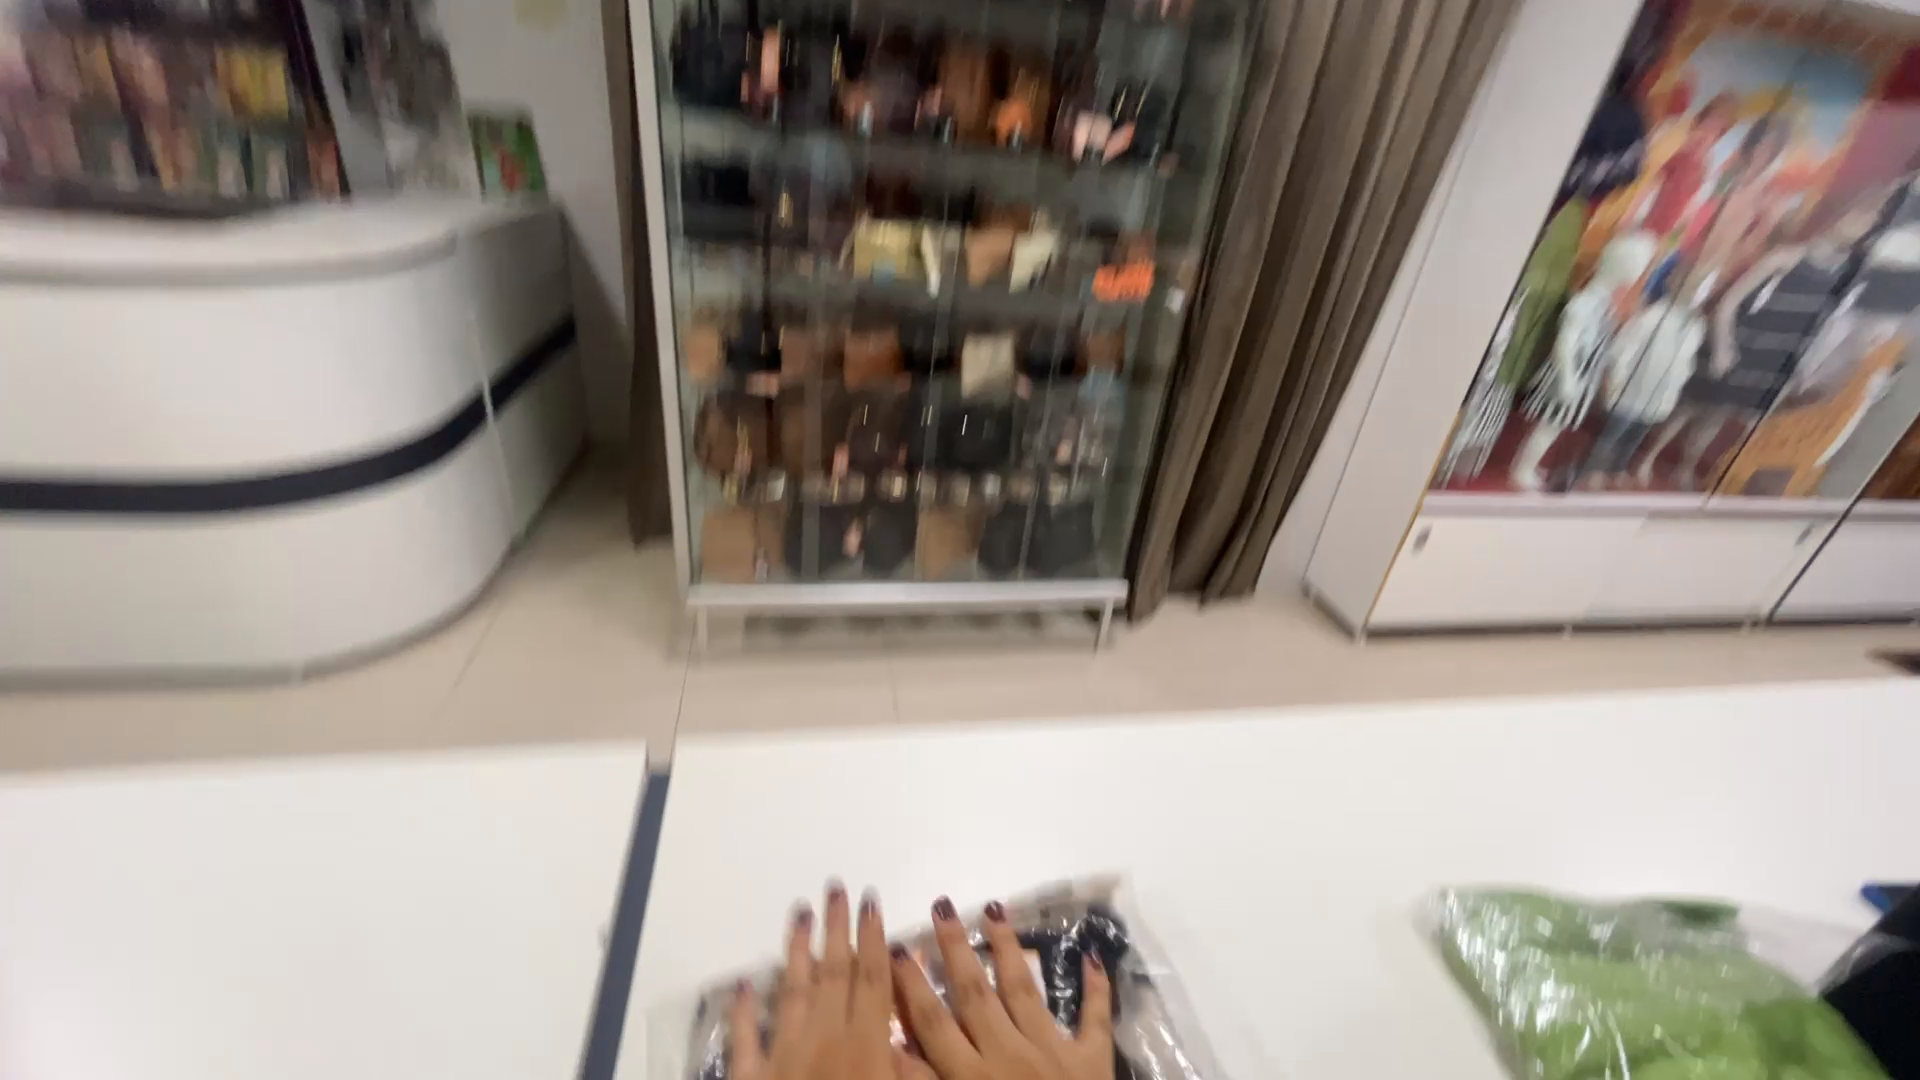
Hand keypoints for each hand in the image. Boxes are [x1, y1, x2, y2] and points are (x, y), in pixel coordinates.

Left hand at [731, 884, 905, 1079]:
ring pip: (793, 992)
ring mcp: (784, 1056)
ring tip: (799, 911)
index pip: (872, 980)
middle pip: (833, 973)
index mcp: (865, 1046)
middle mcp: (824, 1039)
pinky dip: (743, 1012)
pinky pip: (746, 1040)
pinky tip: (743, 984)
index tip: (870, 899)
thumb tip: (915, 1016)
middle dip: (836, 926)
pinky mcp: (753, 1079)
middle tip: (834, 885)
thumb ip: (912, 1061)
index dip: (872, 937)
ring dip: (797, 950)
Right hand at [891, 897, 1114, 1079]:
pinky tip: (1092, 955)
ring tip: (994, 907)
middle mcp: (1008, 1059)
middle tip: (941, 906)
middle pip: (974, 993)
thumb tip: (891, 1050)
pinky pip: (1095, 1018)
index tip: (895, 948)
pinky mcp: (1092, 1063)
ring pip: (1024, 989)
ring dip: (1007, 947)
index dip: (911, 987)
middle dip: (955, 948)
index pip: (933, 1025)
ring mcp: (1052, 1055)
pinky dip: (1096, 988)